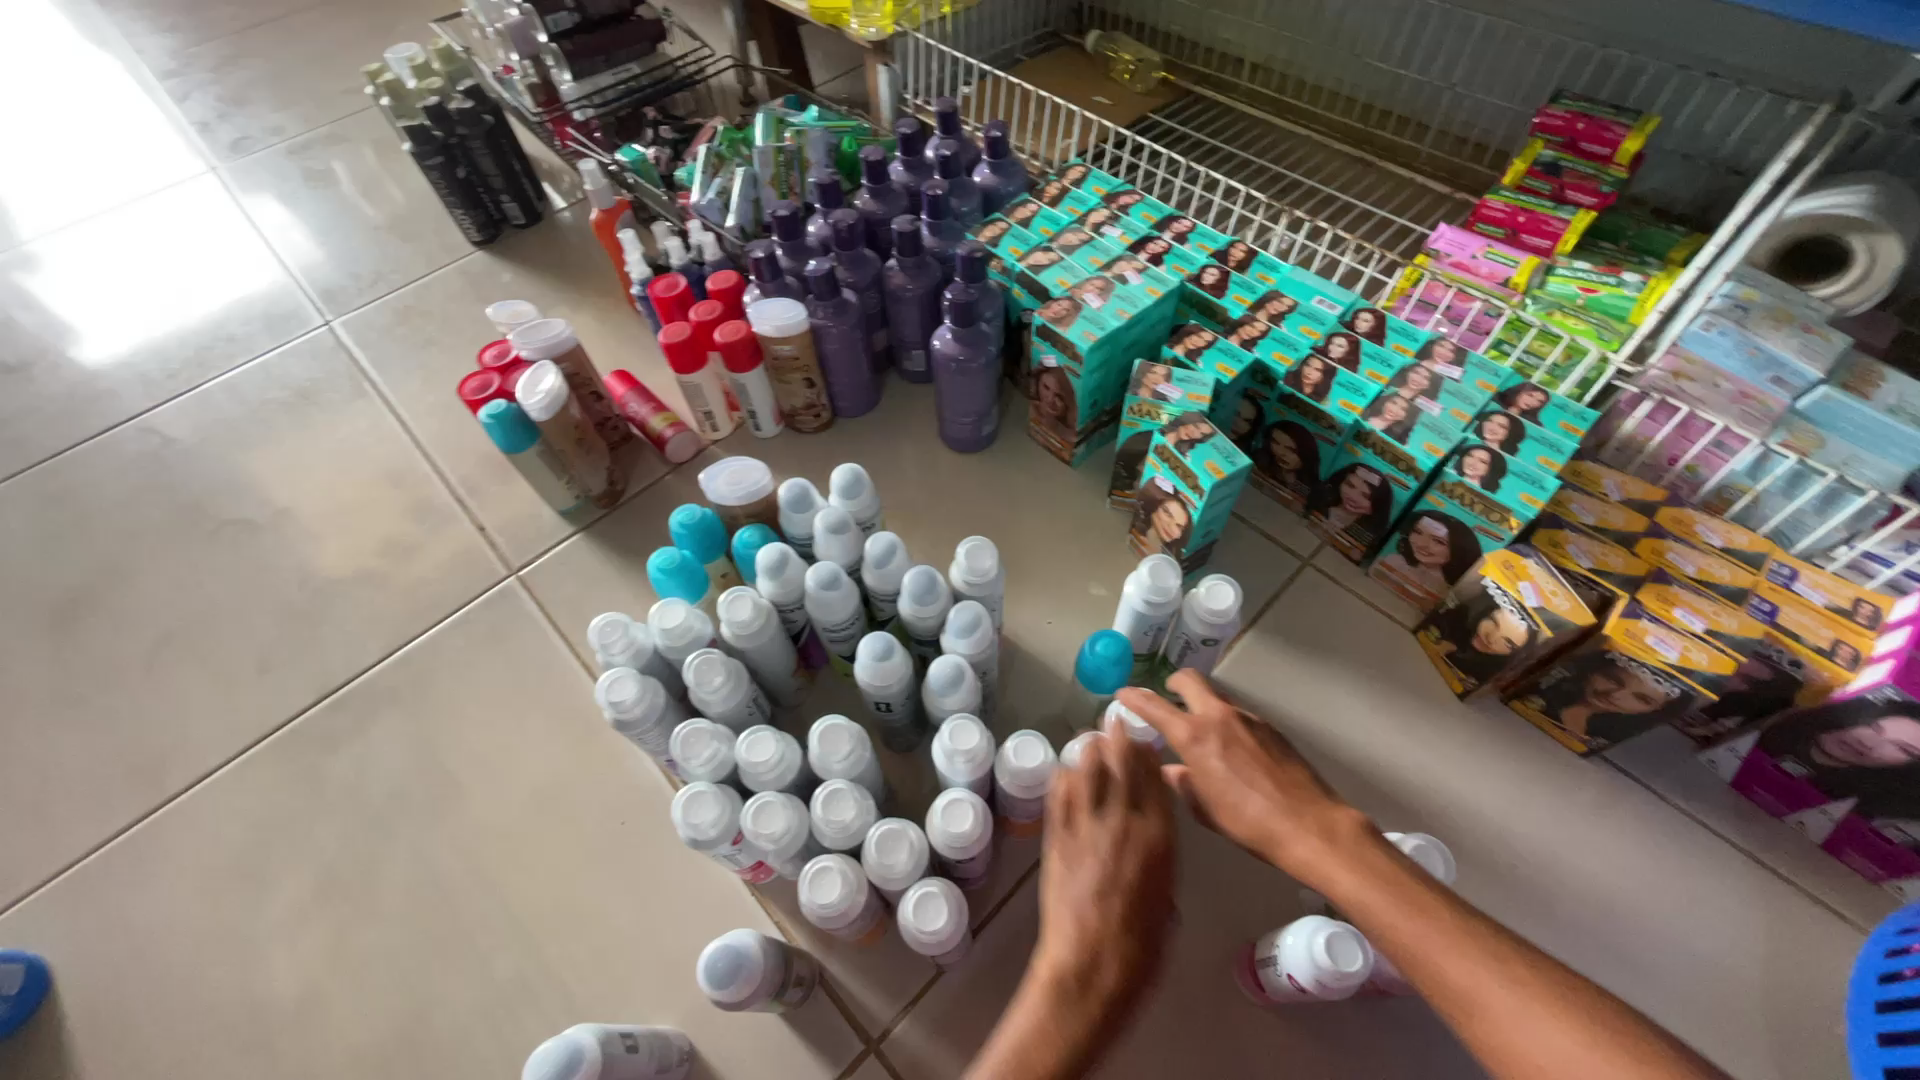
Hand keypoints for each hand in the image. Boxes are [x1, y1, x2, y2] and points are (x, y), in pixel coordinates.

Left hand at [1030, 717, 1176, 1016]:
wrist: (1092, 967)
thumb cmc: (1141, 947)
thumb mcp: (1166, 898)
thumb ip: (1159, 860)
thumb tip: (1151, 845)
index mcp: (1159, 838)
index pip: (1155, 779)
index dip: (1147, 753)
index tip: (1143, 738)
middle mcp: (1124, 822)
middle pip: (1121, 763)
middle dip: (1117, 737)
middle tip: (1112, 722)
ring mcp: (1087, 826)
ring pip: (1088, 769)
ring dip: (1090, 749)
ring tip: (1090, 739)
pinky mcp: (1056, 837)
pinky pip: (1059, 795)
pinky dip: (1064, 777)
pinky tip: (1065, 768)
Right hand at [1118, 670, 1374, 889]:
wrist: (1308, 825)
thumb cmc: (1247, 822)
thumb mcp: (1203, 808)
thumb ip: (1182, 782)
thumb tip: (1171, 770)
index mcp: (1194, 736)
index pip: (1154, 706)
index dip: (1134, 697)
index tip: (1123, 692)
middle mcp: (1219, 717)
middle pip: (1190, 680)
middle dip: (1173, 683)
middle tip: (1167, 694)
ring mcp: (1248, 719)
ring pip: (1218, 697)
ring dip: (1203, 703)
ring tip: (1201, 727)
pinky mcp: (1271, 728)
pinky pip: (1239, 715)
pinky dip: (1227, 722)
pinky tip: (1232, 748)